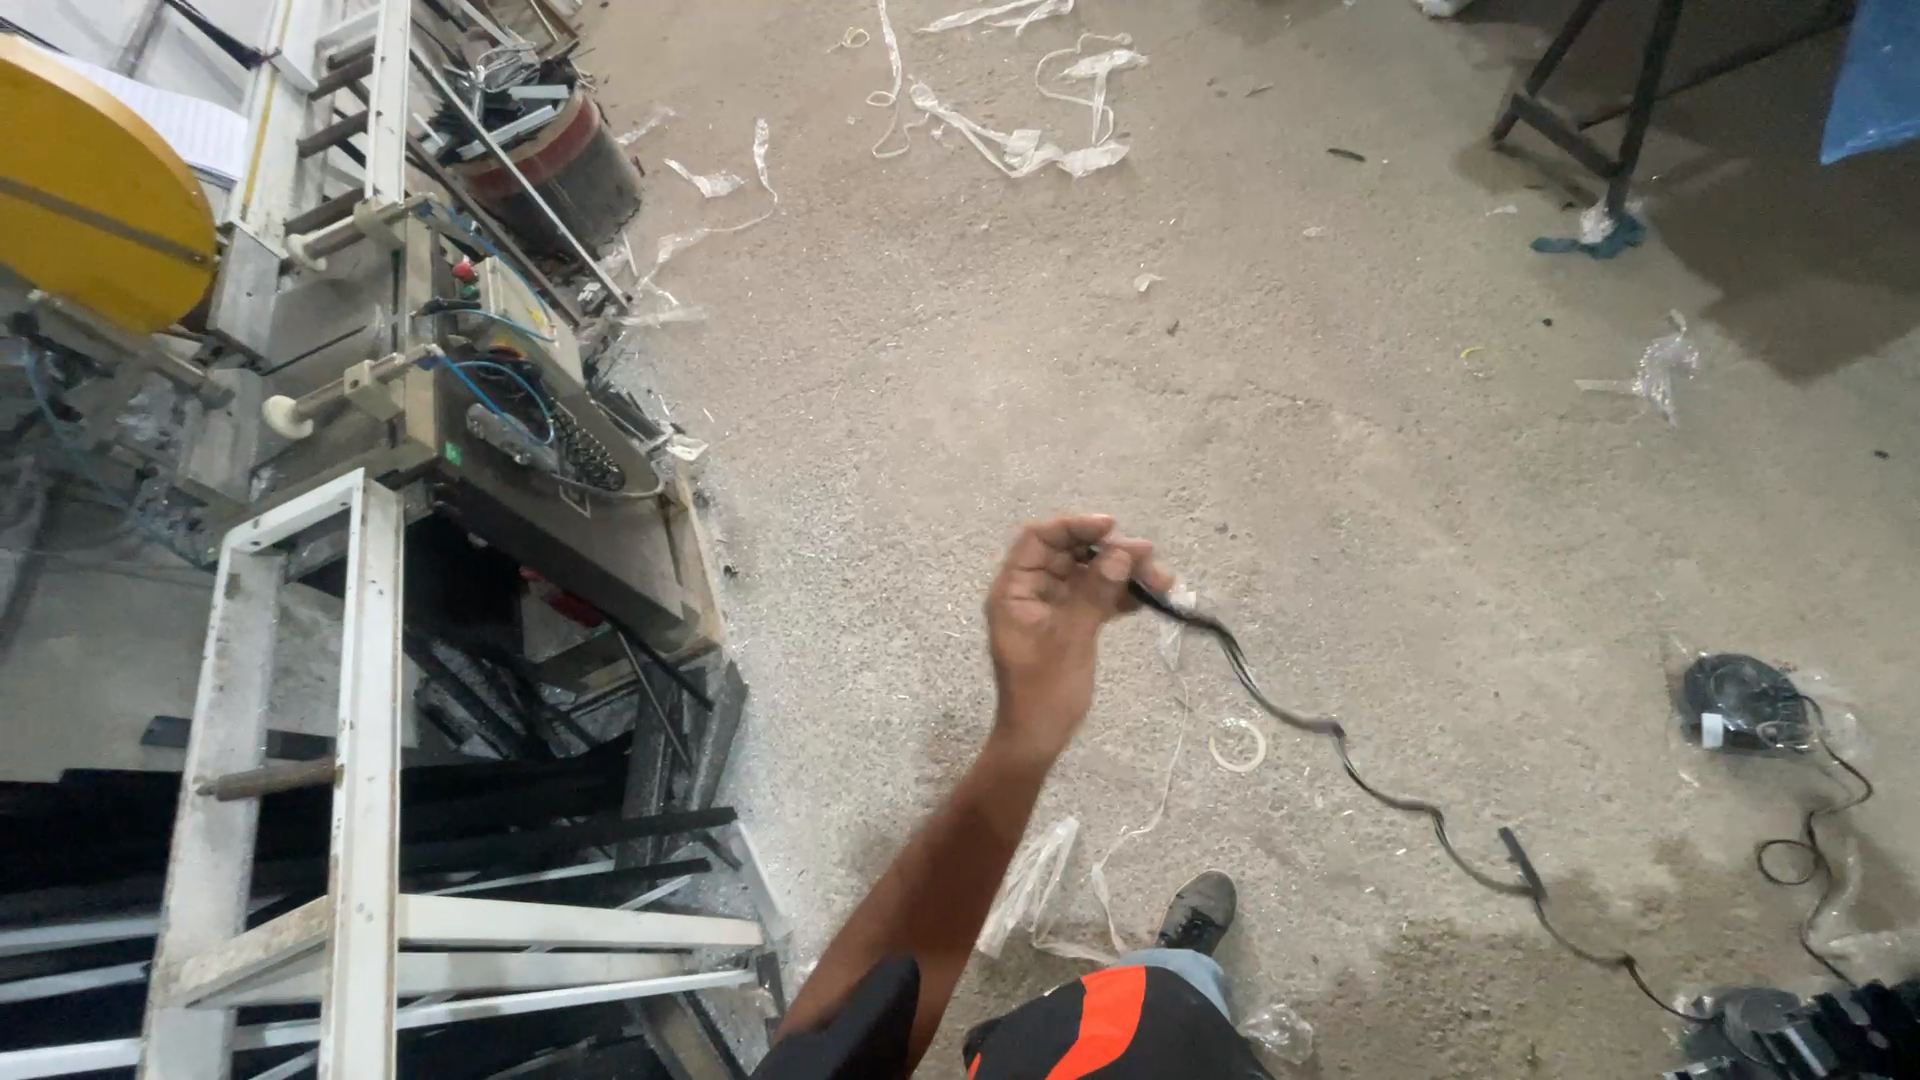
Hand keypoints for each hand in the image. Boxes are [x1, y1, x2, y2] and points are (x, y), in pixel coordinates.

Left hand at [985, 514, 1173, 765]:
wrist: (1038, 739)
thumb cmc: (1044, 691)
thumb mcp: (1071, 639)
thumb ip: (1094, 593)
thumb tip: (1121, 553)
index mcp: (1014, 590)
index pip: (1038, 539)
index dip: (1073, 526)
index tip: (1112, 528)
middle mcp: (1029, 592)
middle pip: (1069, 554)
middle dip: (1109, 552)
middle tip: (1150, 559)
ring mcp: (1049, 608)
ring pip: (1087, 575)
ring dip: (1122, 575)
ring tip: (1164, 583)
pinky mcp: (1068, 624)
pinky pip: (1093, 598)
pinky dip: (1118, 597)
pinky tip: (1148, 600)